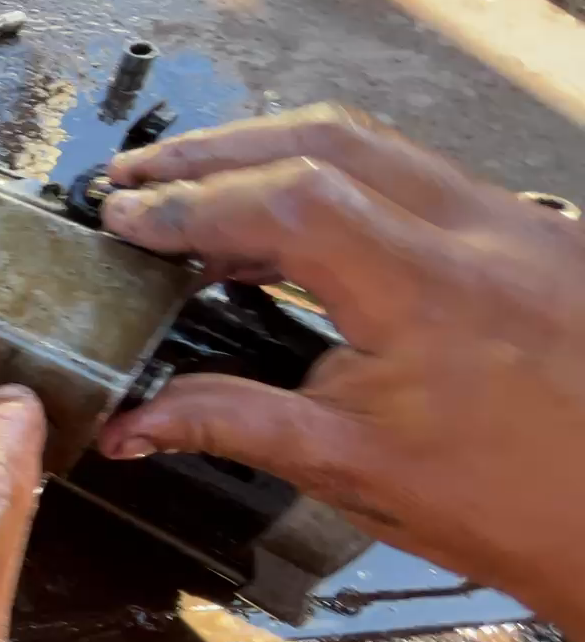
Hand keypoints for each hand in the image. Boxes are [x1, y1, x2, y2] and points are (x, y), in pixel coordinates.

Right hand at [96, 103, 584, 636]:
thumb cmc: (506, 500)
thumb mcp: (345, 466)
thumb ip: (222, 423)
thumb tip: (120, 428)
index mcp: (435, 293)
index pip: (292, 205)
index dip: (193, 203)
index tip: (121, 217)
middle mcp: (485, 232)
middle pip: (329, 141)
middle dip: (211, 151)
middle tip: (131, 176)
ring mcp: (514, 222)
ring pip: (369, 143)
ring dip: (256, 152)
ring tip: (176, 183)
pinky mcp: (519, 232)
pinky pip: (398, 175)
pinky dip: (307, 181)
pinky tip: (256, 226)